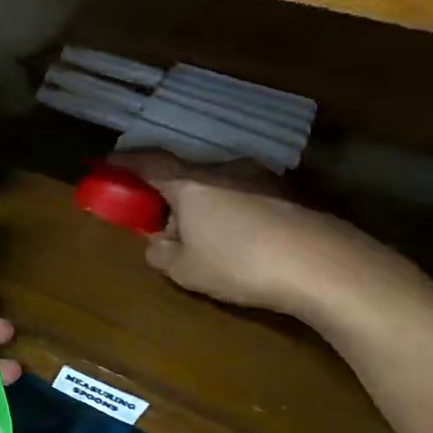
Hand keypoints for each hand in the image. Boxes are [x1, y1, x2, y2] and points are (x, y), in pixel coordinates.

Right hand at [109, 150, 416, 322]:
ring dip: (201, 206)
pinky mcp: (288, 194)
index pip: (149, 162)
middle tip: (159, 223)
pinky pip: (243, 197)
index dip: (124, 162)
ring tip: (201, 240)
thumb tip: (157, 242)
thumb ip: (160, 253)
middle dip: (167, 195)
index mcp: (190, 183)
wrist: (326, 267)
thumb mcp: (184, 270)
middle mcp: (224, 170)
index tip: (106, 163)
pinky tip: (237, 243)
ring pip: (216, 187)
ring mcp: (261, 178)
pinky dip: (229, 213)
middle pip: (184, 175)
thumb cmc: (240, 264)